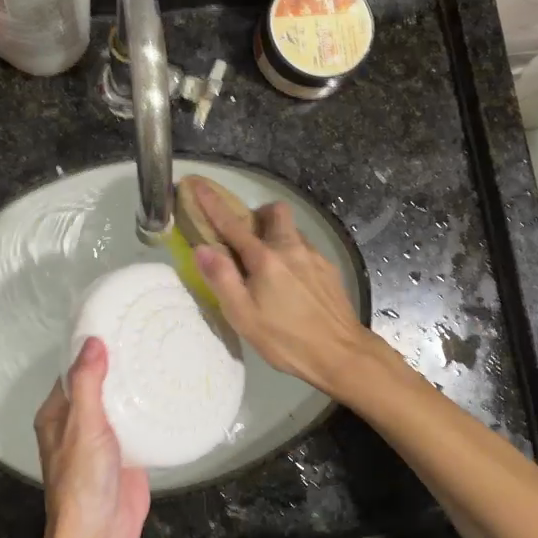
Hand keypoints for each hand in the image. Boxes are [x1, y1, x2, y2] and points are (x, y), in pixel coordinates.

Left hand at [33, 338, 149, 537]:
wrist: (101, 536)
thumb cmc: (83, 481)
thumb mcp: (82, 427)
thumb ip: (86, 384)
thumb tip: (92, 340)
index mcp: (58, 414)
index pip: (74, 369)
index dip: (93, 346)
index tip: (119, 321)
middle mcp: (79, 422)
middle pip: (101, 383)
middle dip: (122, 361)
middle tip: (151, 331)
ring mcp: (105, 438)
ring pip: (122, 401)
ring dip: (139, 383)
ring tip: (167, 351)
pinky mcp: (129, 453)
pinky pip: (141, 422)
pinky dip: (153, 407)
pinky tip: (173, 388)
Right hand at [191, 181, 386, 394]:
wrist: (341, 354)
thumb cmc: (286, 340)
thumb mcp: (244, 316)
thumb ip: (222, 279)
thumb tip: (202, 248)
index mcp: (265, 259)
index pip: (231, 224)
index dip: (211, 203)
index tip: (196, 183)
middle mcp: (291, 248)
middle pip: (274, 212)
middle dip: (258, 215)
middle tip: (248, 239)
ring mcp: (314, 256)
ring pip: (292, 230)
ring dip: (277, 237)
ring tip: (270, 268)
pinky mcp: (329, 269)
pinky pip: (306, 249)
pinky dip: (293, 255)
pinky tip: (293, 283)